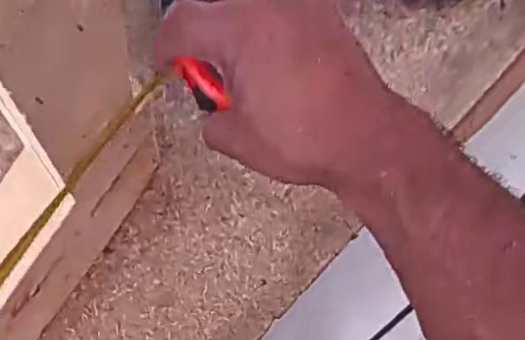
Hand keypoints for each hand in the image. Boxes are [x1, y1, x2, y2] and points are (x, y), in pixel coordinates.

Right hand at [153, 0, 424, 189]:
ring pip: (244, 7)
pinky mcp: (319, 12)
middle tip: (201, 75)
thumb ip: (212, 122)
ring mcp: (297, 3)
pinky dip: (260, 32)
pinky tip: (266, 68)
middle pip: (213, 6)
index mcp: (239, 30)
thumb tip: (211, 116)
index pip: (182, 22)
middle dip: (199, 37)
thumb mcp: (239, 141)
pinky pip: (275, 12)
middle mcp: (267, 3)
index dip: (165, 46)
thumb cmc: (306, 137)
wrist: (360, 135)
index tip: (164, 62)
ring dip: (230, 34)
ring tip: (238, 76)